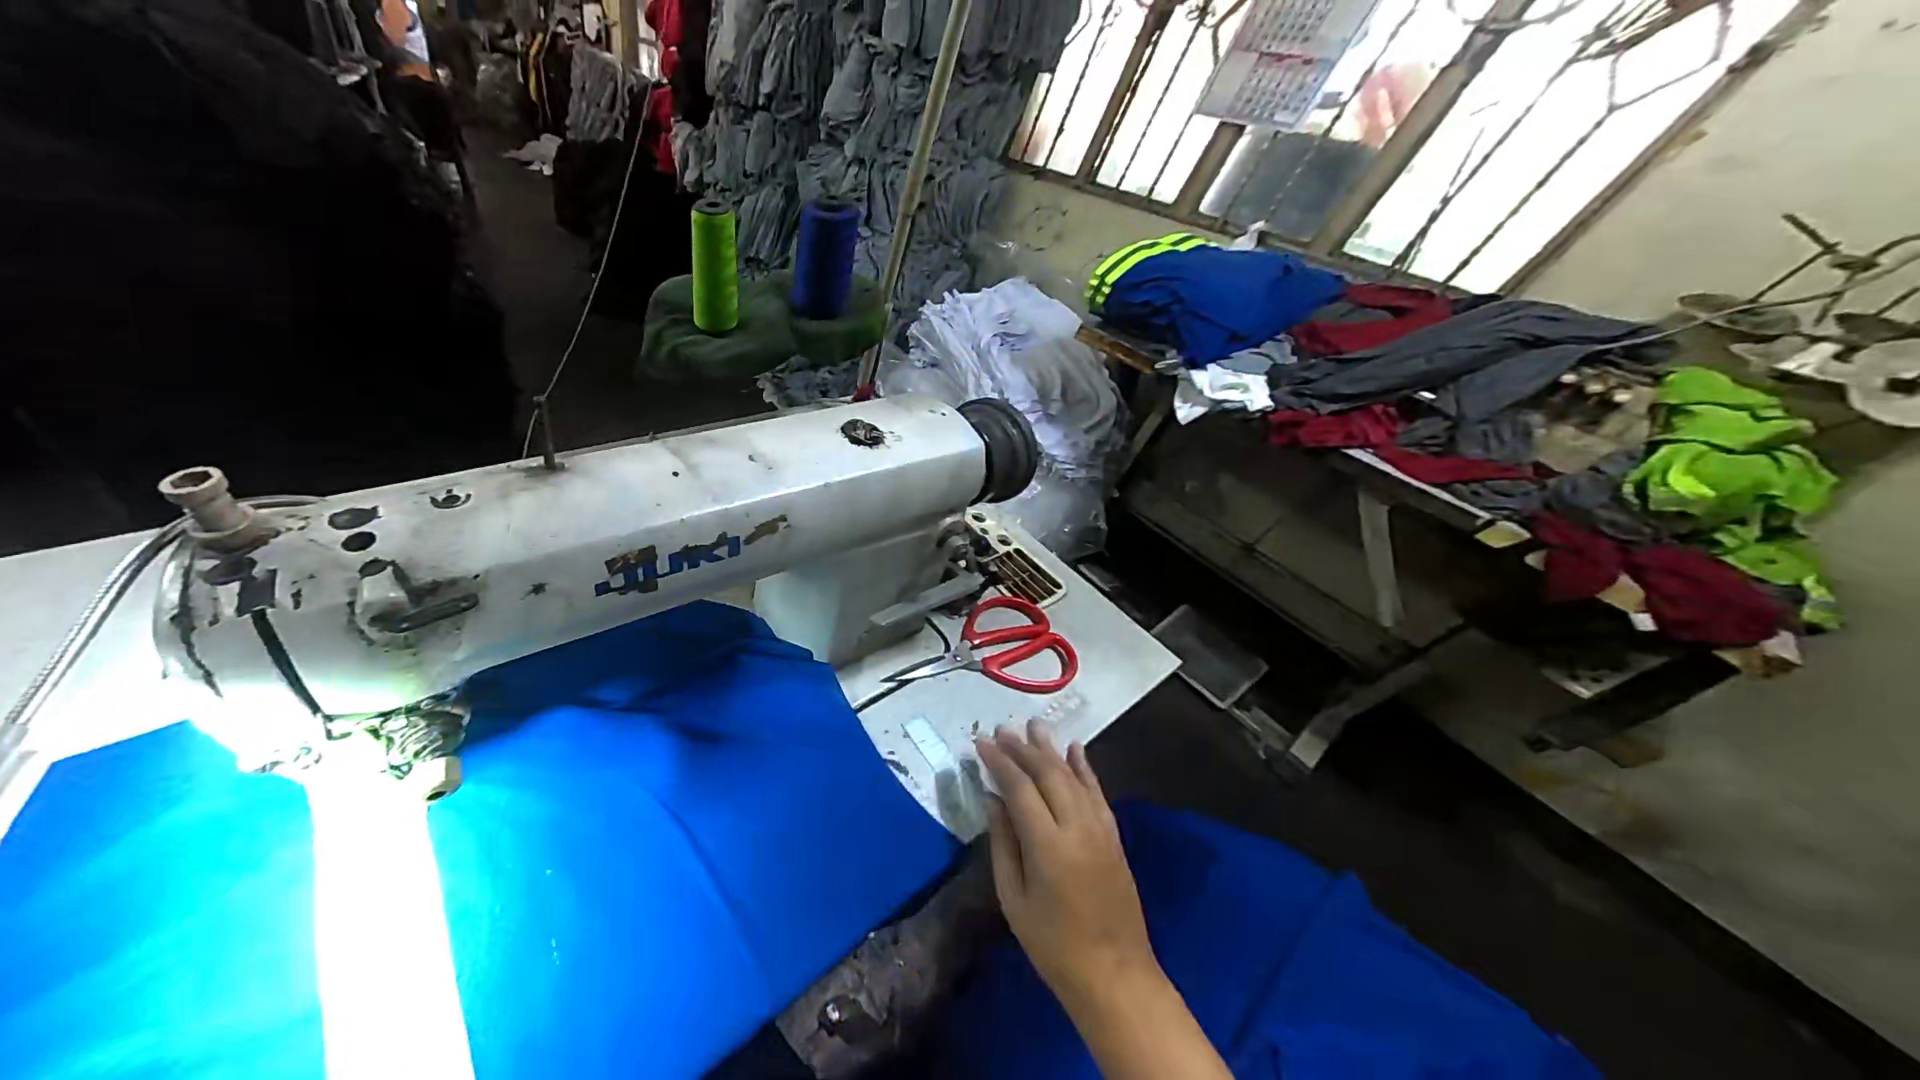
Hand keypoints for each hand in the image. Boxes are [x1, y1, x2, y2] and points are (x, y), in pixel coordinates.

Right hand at [974, 719, 1155, 1007]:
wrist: (1114, 973)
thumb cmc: (1053, 944)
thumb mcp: (1013, 898)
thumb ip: (1003, 843)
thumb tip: (993, 800)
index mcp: (1047, 844)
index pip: (1019, 787)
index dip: (1000, 762)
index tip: (981, 742)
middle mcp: (1077, 826)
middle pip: (1048, 773)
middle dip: (1023, 748)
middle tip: (1002, 729)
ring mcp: (1100, 828)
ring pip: (1074, 776)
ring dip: (1052, 749)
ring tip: (1034, 726)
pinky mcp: (1114, 835)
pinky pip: (1097, 791)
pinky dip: (1085, 768)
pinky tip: (1075, 750)